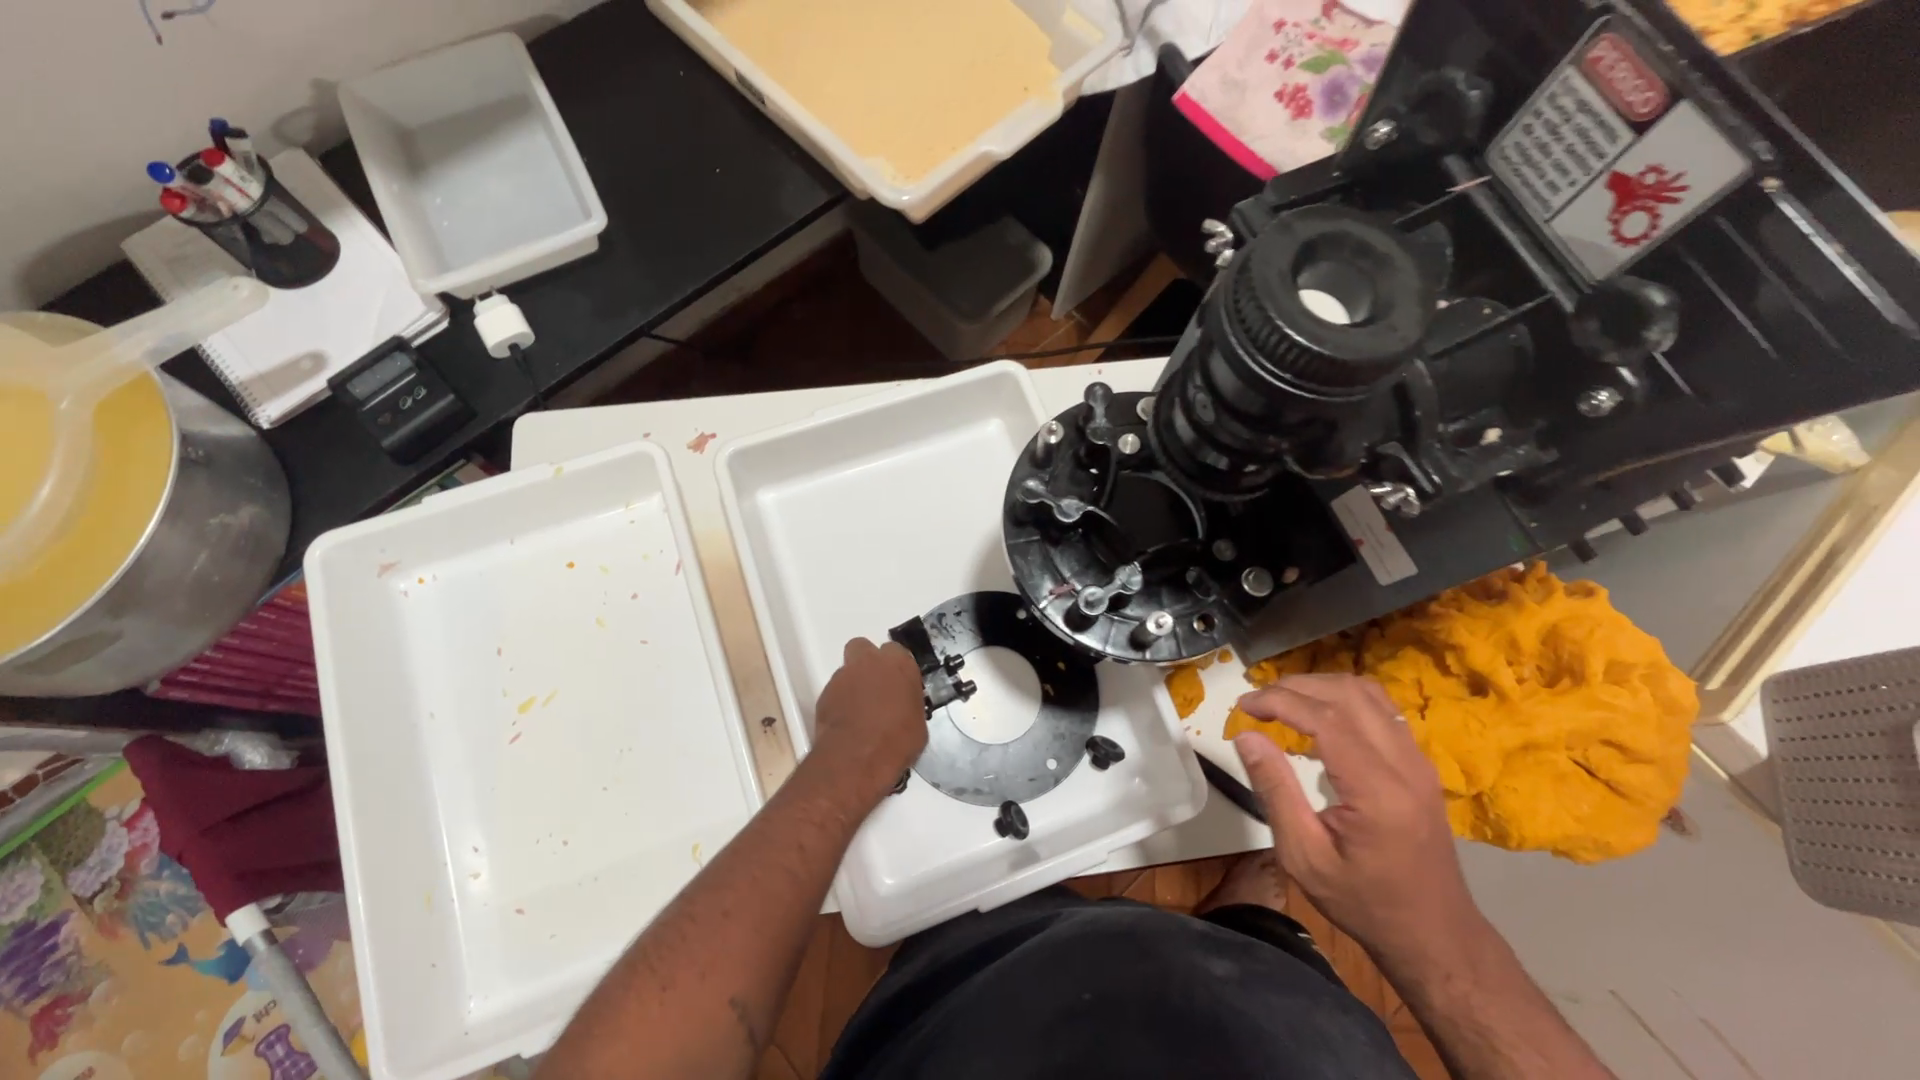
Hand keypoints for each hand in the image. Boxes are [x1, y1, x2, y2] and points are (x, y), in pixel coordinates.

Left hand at [810, 639, 928, 799]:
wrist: (858, 758)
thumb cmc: (898, 741)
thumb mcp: (918, 723)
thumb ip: (908, 703)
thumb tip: (903, 708)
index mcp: (898, 664)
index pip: (896, 652)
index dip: (896, 667)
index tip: (899, 684)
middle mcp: (868, 662)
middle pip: (863, 648)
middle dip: (868, 662)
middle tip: (875, 686)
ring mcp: (842, 677)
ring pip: (847, 671)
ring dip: (853, 685)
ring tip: (859, 711)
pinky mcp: (823, 694)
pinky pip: (834, 692)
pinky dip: (840, 702)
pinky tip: (846, 723)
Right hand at [1233, 675, 1486, 967]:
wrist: (1434, 932)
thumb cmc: (1364, 902)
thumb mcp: (1305, 858)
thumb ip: (1276, 792)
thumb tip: (1246, 737)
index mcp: (1377, 790)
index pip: (1326, 717)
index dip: (1279, 700)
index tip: (1243, 706)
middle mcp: (1405, 764)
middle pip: (1349, 693)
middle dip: (1297, 686)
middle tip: (1257, 702)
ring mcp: (1419, 762)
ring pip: (1370, 694)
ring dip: (1322, 687)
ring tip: (1283, 703)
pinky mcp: (1421, 765)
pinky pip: (1382, 711)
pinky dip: (1344, 700)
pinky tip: (1318, 719)